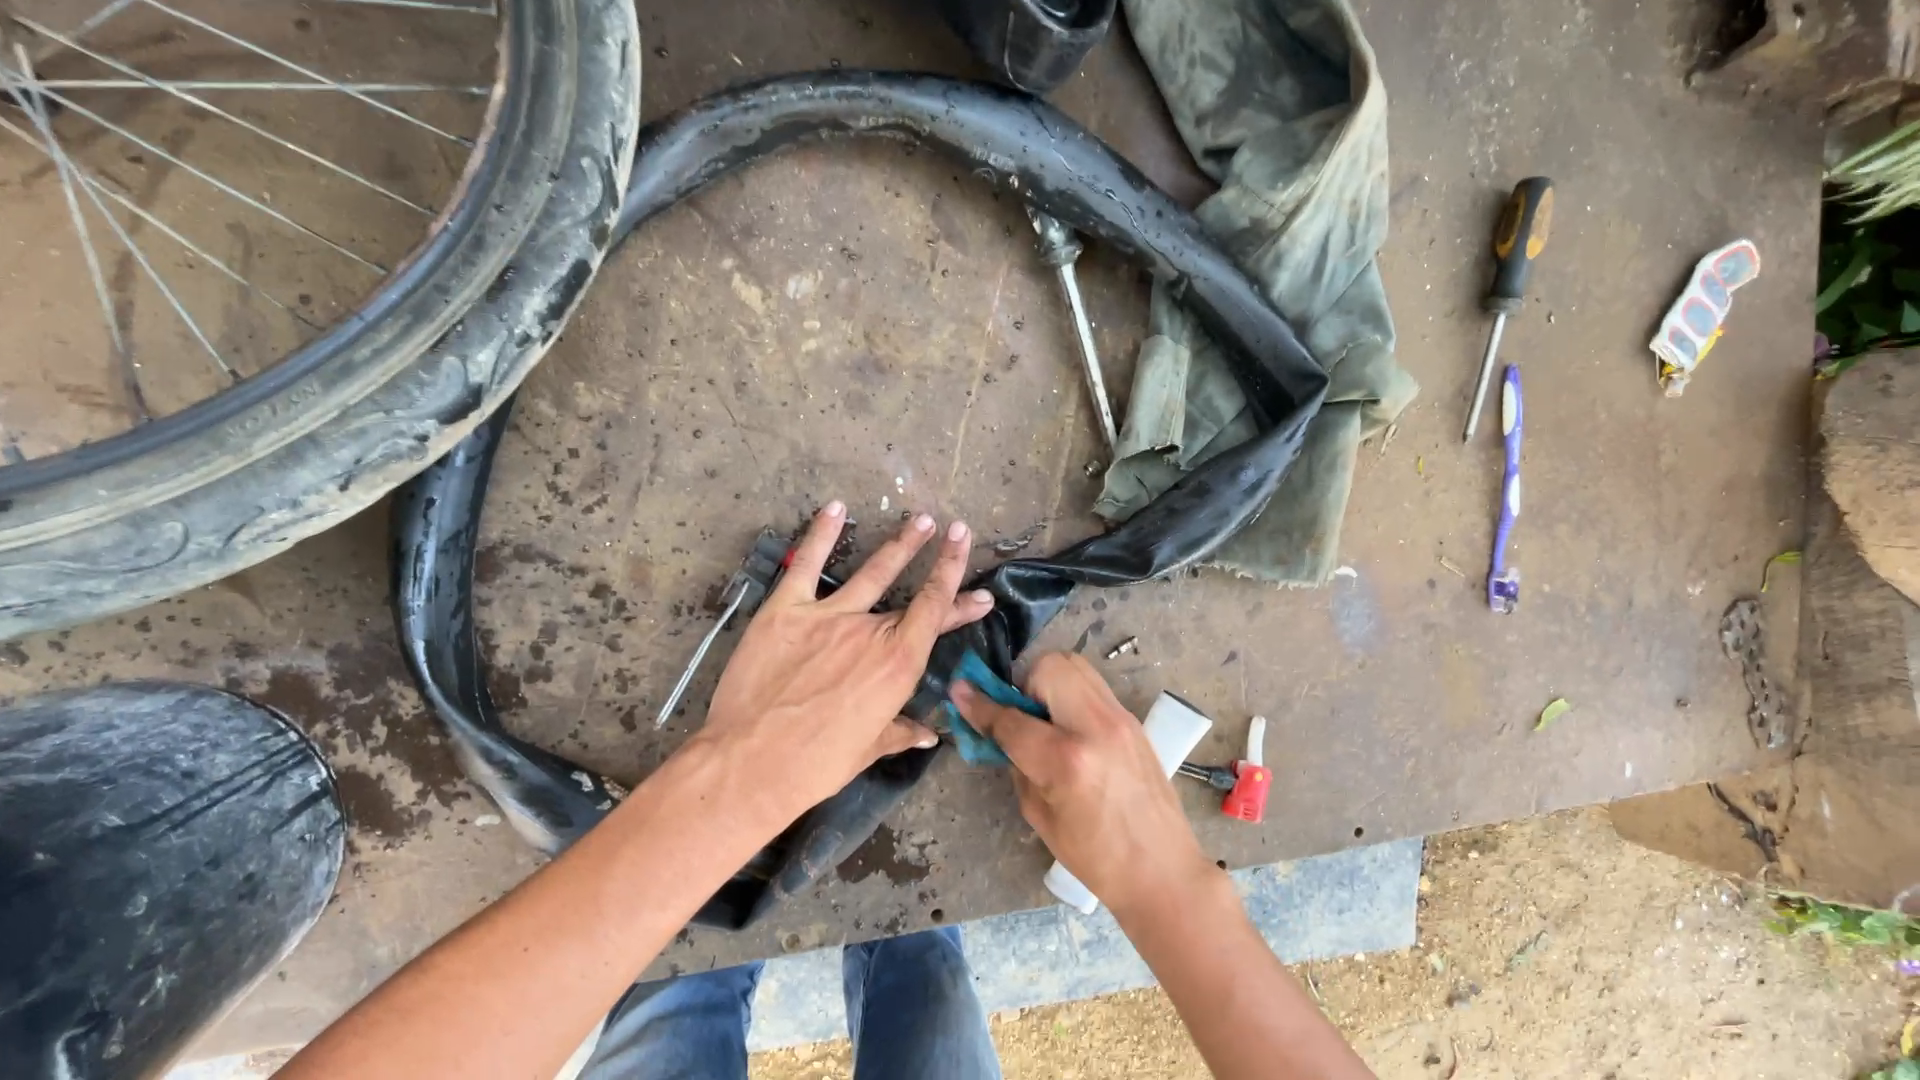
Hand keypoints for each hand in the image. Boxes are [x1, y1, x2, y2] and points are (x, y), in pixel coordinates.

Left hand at [692, 500, 993, 821]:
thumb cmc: (817, 765)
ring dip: (898, 544)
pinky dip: (821, 534)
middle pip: (914, 593)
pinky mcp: (785, 610)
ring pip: (871, 572)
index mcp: (897, 665)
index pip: (935, 611)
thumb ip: (900, 732)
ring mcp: (828, 616)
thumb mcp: (868, 750)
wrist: (752, 761)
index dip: (956, 582)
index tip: (971, 561)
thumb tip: (928, 734)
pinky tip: (836, 509)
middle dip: (939, 561)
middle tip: (952, 530)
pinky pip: (806, 565)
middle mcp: (870, 631)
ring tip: (918, 519)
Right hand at [953, 653, 1218, 918]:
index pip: (1011, 719)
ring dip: (1050, 684)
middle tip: (1023, 716)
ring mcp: (1120, 719)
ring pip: (1075, 667)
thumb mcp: (1038, 814)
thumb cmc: (1094, 857)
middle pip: (1050, 667)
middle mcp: (1095, 727)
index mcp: (1065, 760)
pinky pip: (1093, 688)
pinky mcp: (1134, 721)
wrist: (1161, 869)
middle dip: (1025, 684)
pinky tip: (1071, 731)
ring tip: (1048, 721)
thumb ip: (1015, 762)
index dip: (979, 705)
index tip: (959, 690)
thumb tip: (997, 729)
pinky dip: (1072, 697)